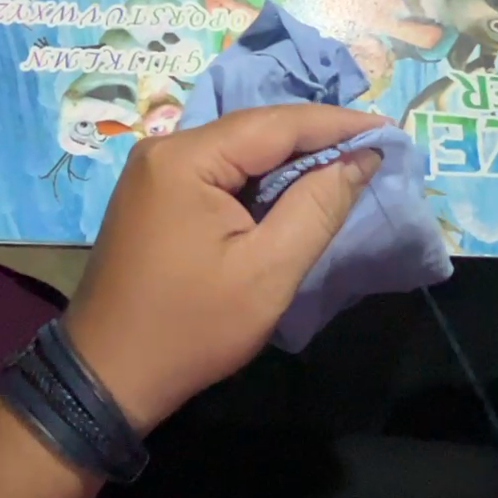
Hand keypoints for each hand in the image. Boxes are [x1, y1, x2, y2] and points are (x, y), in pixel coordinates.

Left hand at [62, 104, 385, 430]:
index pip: (275, 123)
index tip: (389, 129)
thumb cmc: (191, 327)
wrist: (107, 374)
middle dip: (314, 137)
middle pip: (253, 130)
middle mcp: (164, 148)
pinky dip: (257, 177)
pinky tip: (290, 186)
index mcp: (186, 158)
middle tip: (372, 145)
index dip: (336, 124)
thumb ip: (317, 206)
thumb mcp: (268, 271)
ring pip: (236, 148)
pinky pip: (216, 169)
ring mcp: (153, 169)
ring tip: (343, 162)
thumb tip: (360, 157)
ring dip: (288, 157)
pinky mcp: (153, 192)